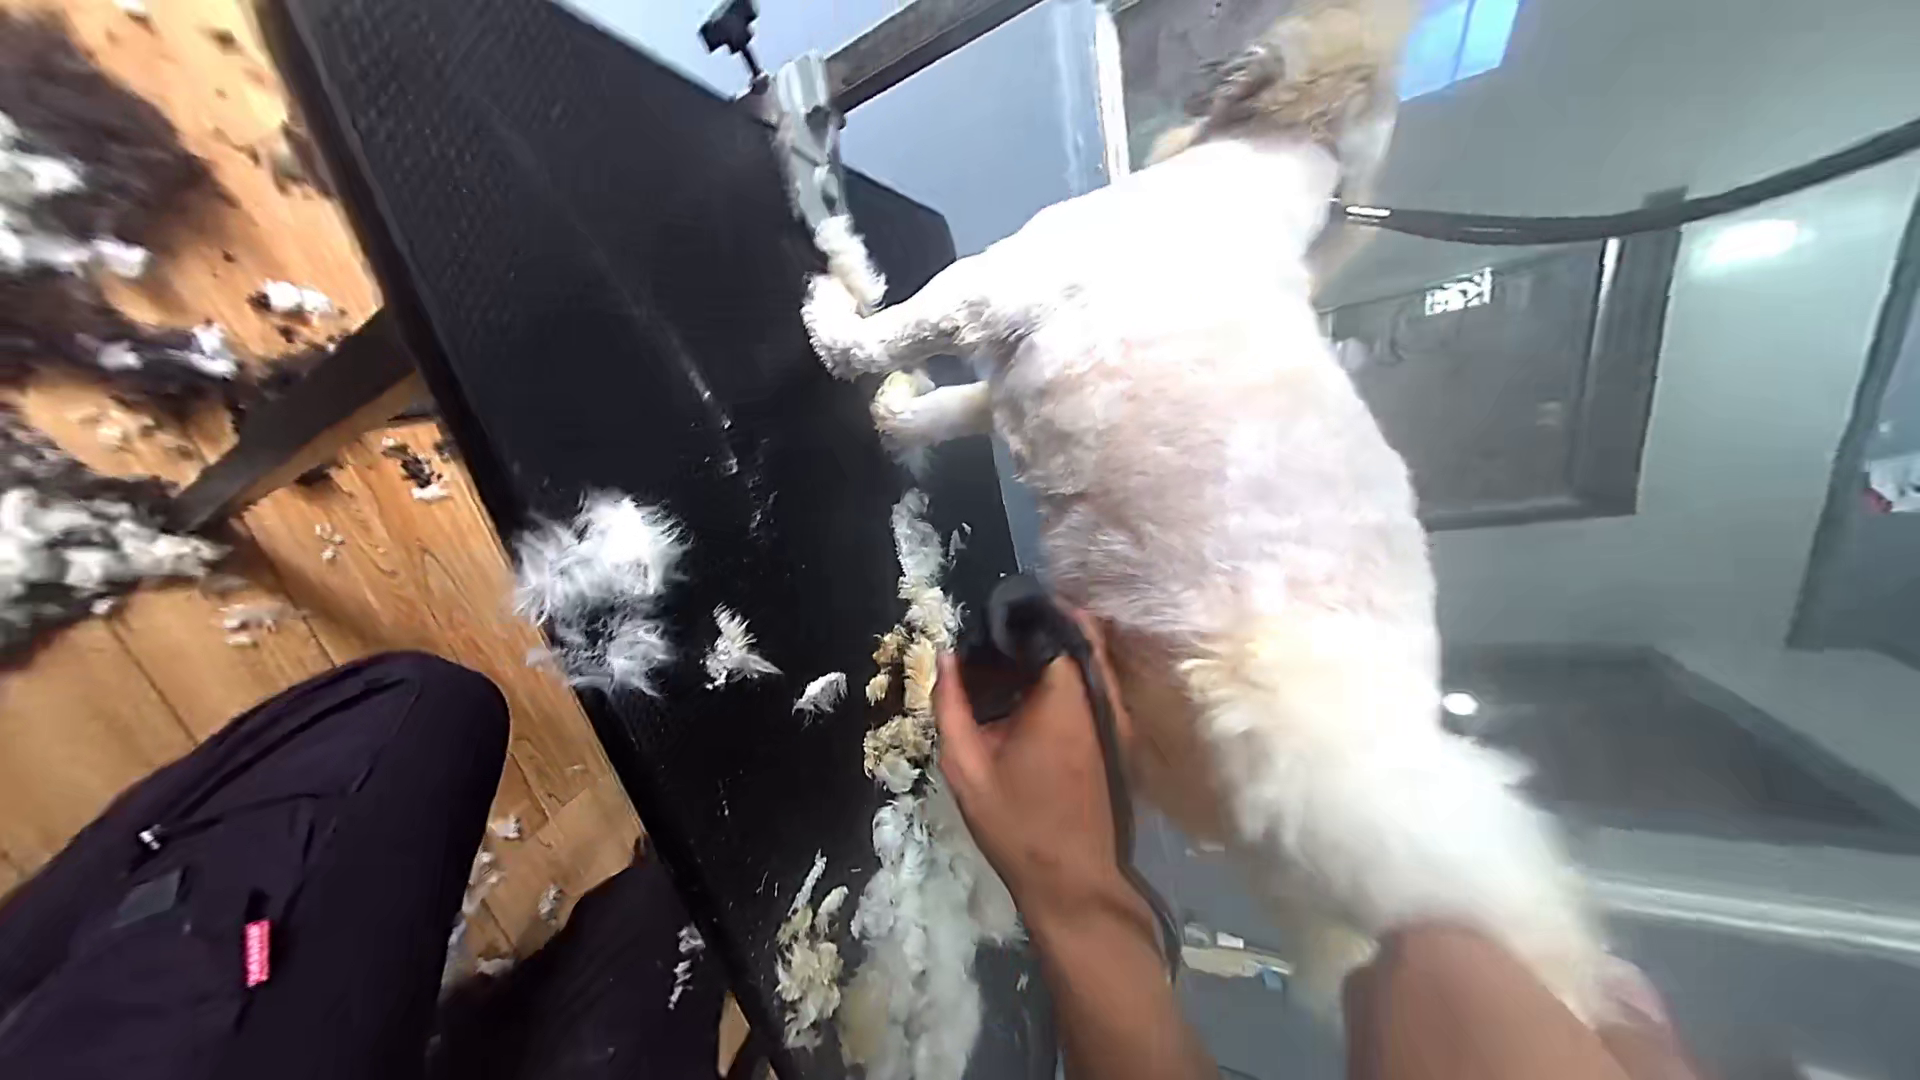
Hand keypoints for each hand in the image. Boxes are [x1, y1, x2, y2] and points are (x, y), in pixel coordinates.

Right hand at [939, 614, 1216, 1079]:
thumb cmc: (1016, 824)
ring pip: (1088, 654)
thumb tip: (944, 655)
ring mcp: (1114, 713)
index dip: (1022, 613)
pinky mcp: (1117, 730)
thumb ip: (950, 703)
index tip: (990, 615)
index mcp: (1063, 696)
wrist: (1072, 880)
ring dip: (1052, 645)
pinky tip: (1029, 686)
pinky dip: (1064, 669)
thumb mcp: (965, 765)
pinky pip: (1093, 679)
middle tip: (995, 633)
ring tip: (1006, 656)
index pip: (1055, 624)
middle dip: (1038, 623)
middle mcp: (1098, 695)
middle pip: (1078, 631)